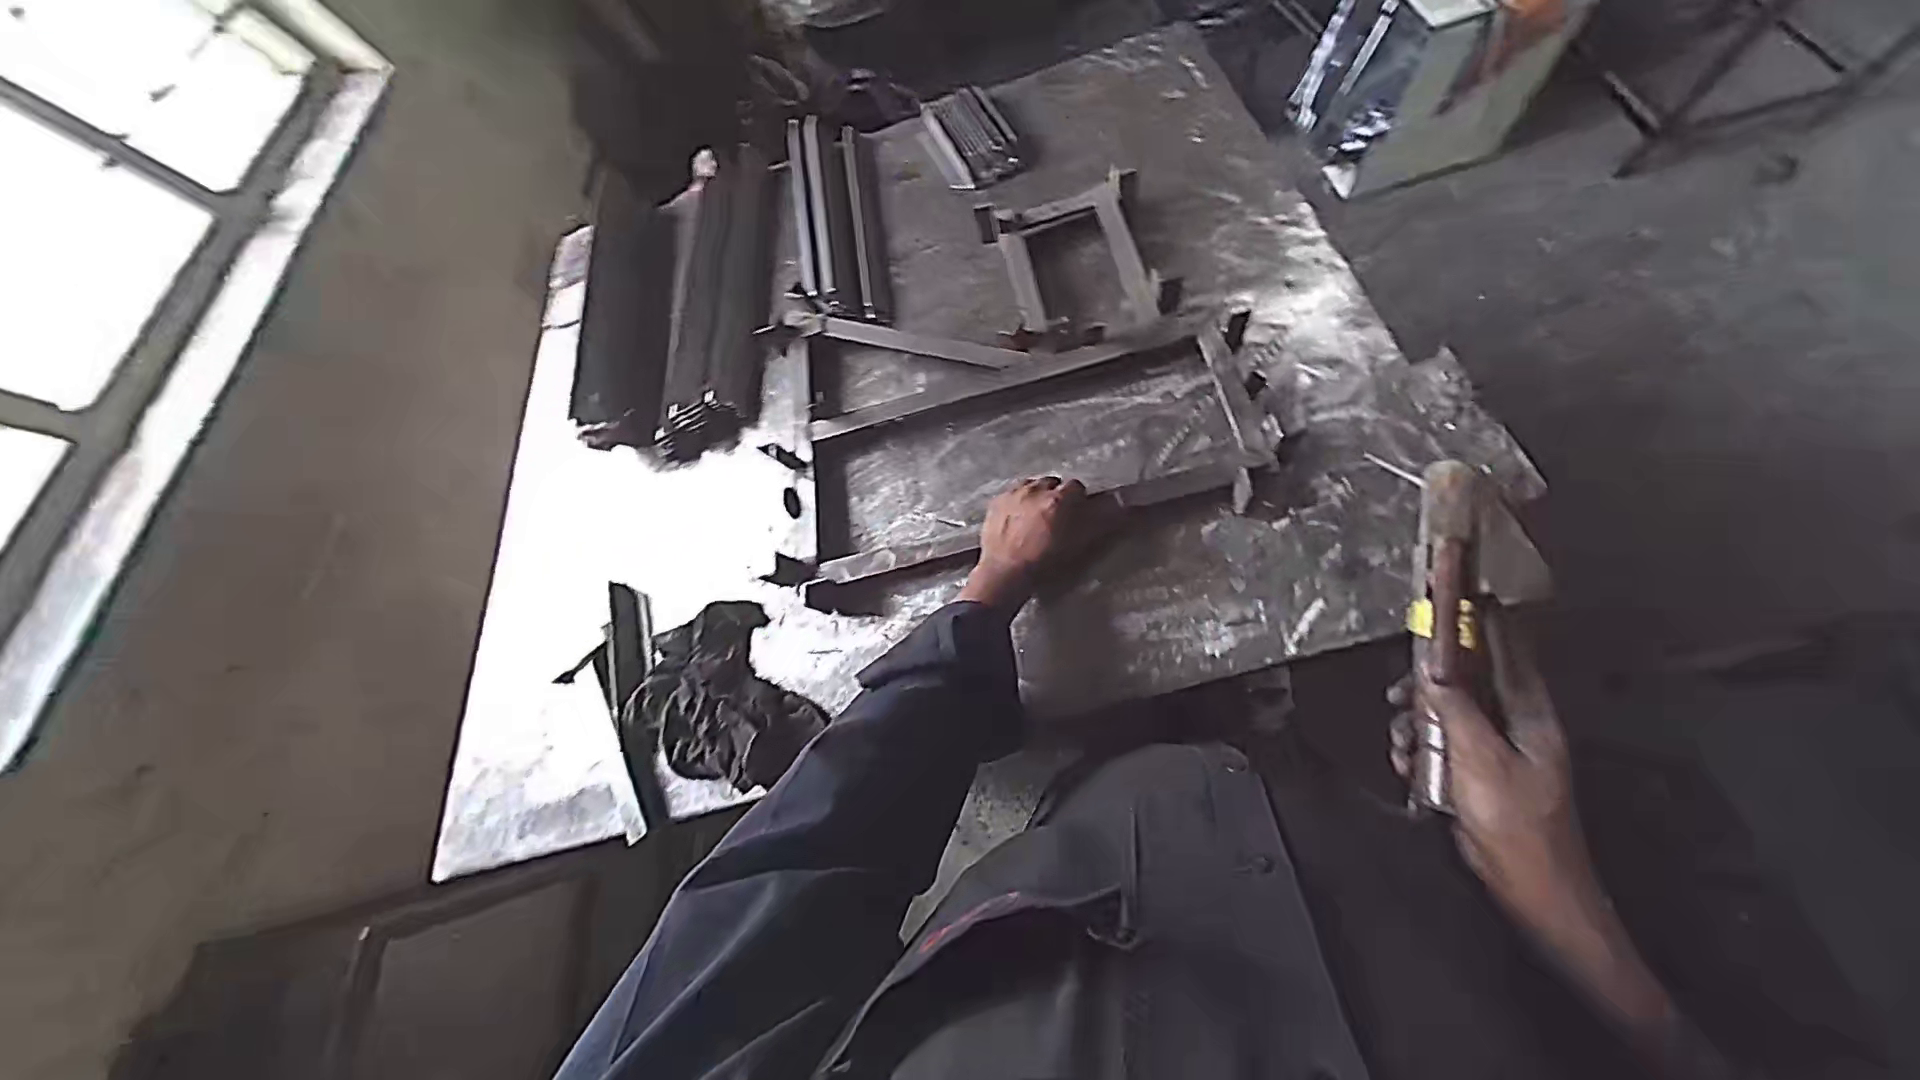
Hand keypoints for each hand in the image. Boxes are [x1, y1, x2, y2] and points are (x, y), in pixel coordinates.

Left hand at [956, 477, 1100, 610]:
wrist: (1005, 572)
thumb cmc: (1045, 562)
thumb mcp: (1079, 544)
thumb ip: (1100, 520)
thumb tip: (1121, 504)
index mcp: (1060, 499)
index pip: (1076, 487)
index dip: (1077, 500)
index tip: (1075, 512)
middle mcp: (1036, 489)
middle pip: (1052, 482)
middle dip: (1055, 495)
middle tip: (1053, 515)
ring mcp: (1013, 493)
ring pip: (1031, 485)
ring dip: (1035, 495)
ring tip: (1034, 516)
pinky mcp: (996, 501)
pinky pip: (1012, 493)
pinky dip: (1017, 501)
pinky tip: (1016, 518)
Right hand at [1391, 610, 1591, 926]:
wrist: (1531, 887)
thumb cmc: (1517, 825)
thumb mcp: (1479, 760)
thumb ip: (1454, 708)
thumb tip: (1430, 666)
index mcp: (1528, 712)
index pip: (1505, 648)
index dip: (1482, 616)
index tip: (1459, 587)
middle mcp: (1513, 720)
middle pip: (1463, 677)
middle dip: (1426, 685)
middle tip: (1403, 698)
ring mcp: (1495, 744)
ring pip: (1444, 707)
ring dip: (1416, 721)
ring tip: (1407, 747)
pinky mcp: (1476, 764)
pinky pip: (1438, 736)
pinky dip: (1419, 745)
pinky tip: (1412, 764)